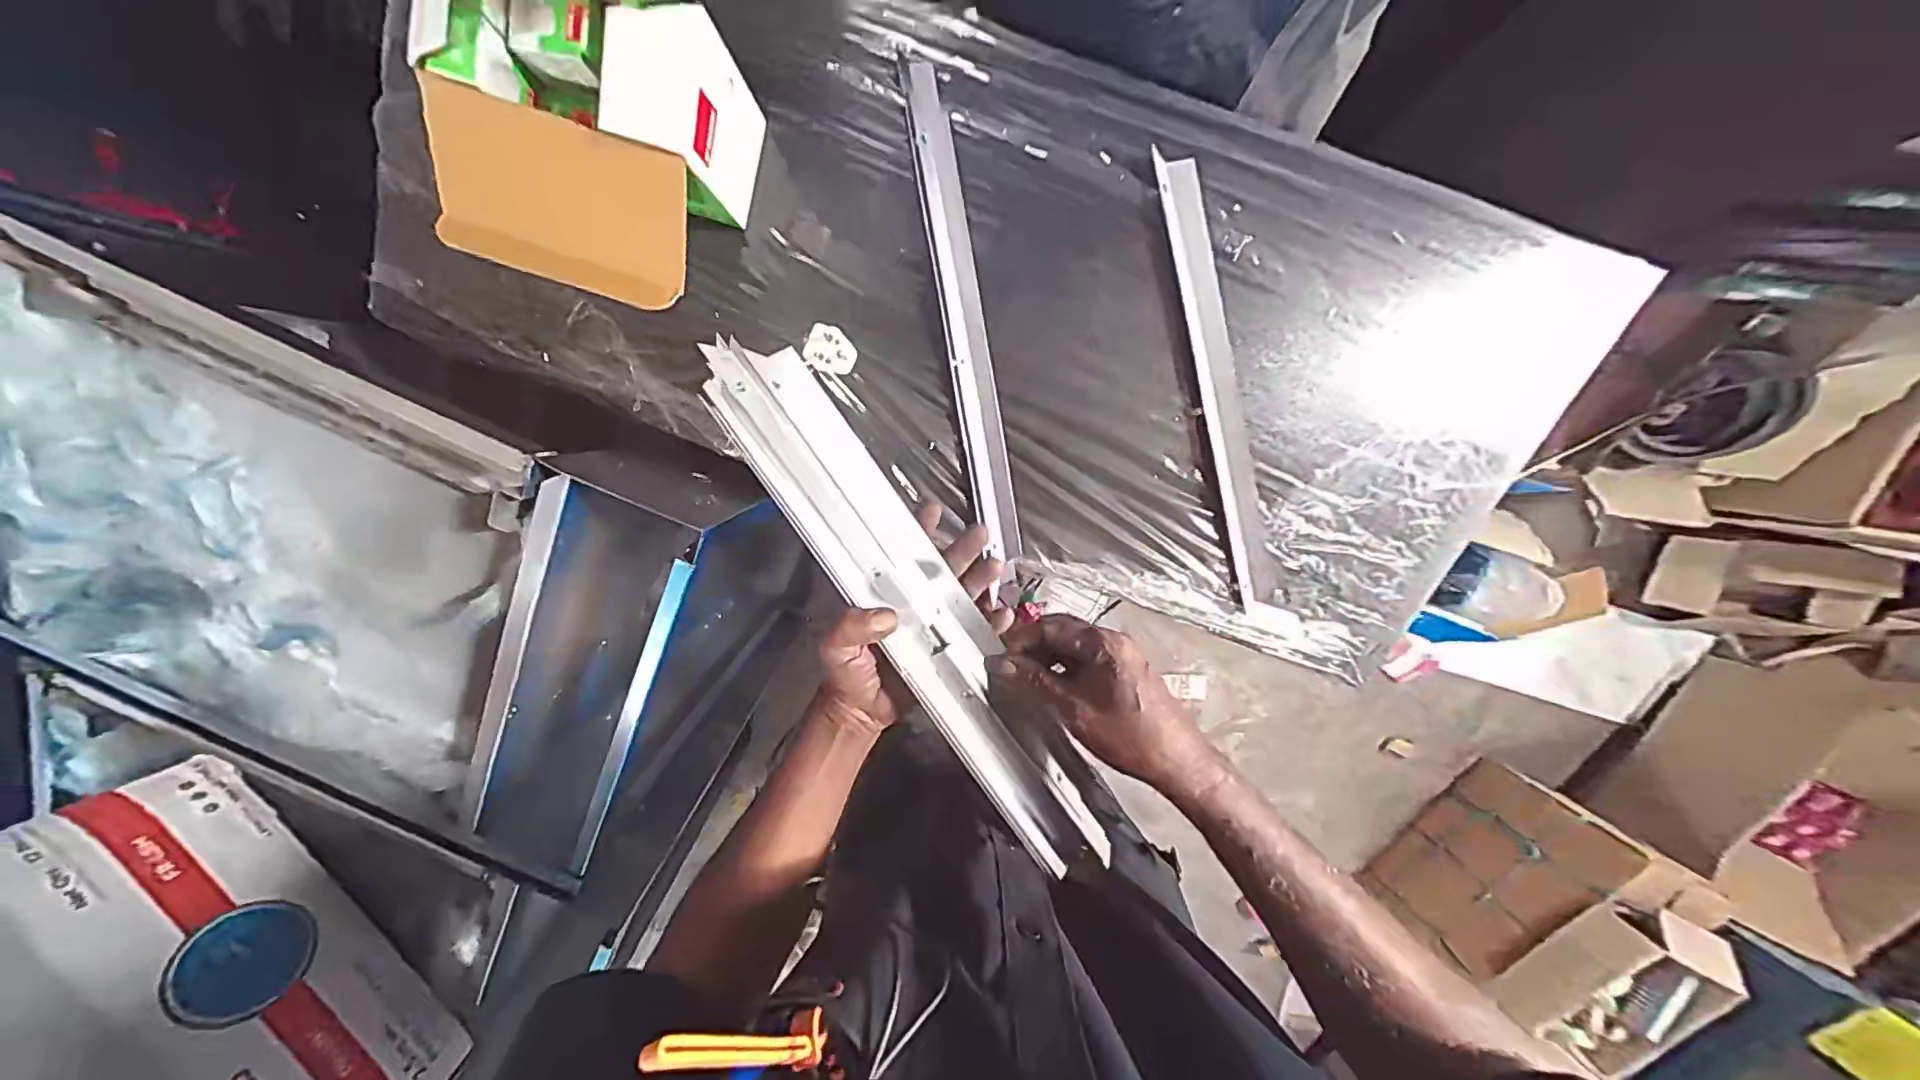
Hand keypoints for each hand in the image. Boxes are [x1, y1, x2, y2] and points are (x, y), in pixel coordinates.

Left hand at [814, 501, 1015, 735]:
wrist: (863, 712)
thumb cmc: (847, 674)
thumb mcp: (836, 647)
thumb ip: (850, 627)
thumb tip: (884, 616)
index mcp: (887, 596)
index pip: (905, 559)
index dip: (919, 532)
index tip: (933, 511)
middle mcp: (916, 605)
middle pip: (943, 571)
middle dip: (963, 549)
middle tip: (980, 533)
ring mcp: (935, 626)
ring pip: (964, 596)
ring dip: (981, 581)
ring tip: (994, 567)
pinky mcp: (951, 650)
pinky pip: (976, 633)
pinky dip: (991, 623)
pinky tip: (1000, 614)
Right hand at [988, 614, 1221, 796]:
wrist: (1177, 760)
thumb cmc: (1131, 737)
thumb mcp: (1073, 710)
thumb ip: (1035, 682)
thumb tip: (1004, 665)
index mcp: (1103, 643)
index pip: (1050, 626)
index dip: (1021, 640)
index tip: (1002, 657)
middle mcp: (1115, 641)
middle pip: (1063, 631)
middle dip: (1033, 646)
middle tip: (1011, 667)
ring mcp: (1124, 654)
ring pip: (1075, 645)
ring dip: (1049, 657)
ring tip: (1029, 680)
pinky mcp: (1127, 670)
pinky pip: (1089, 657)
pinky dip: (1067, 667)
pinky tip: (1055, 687)